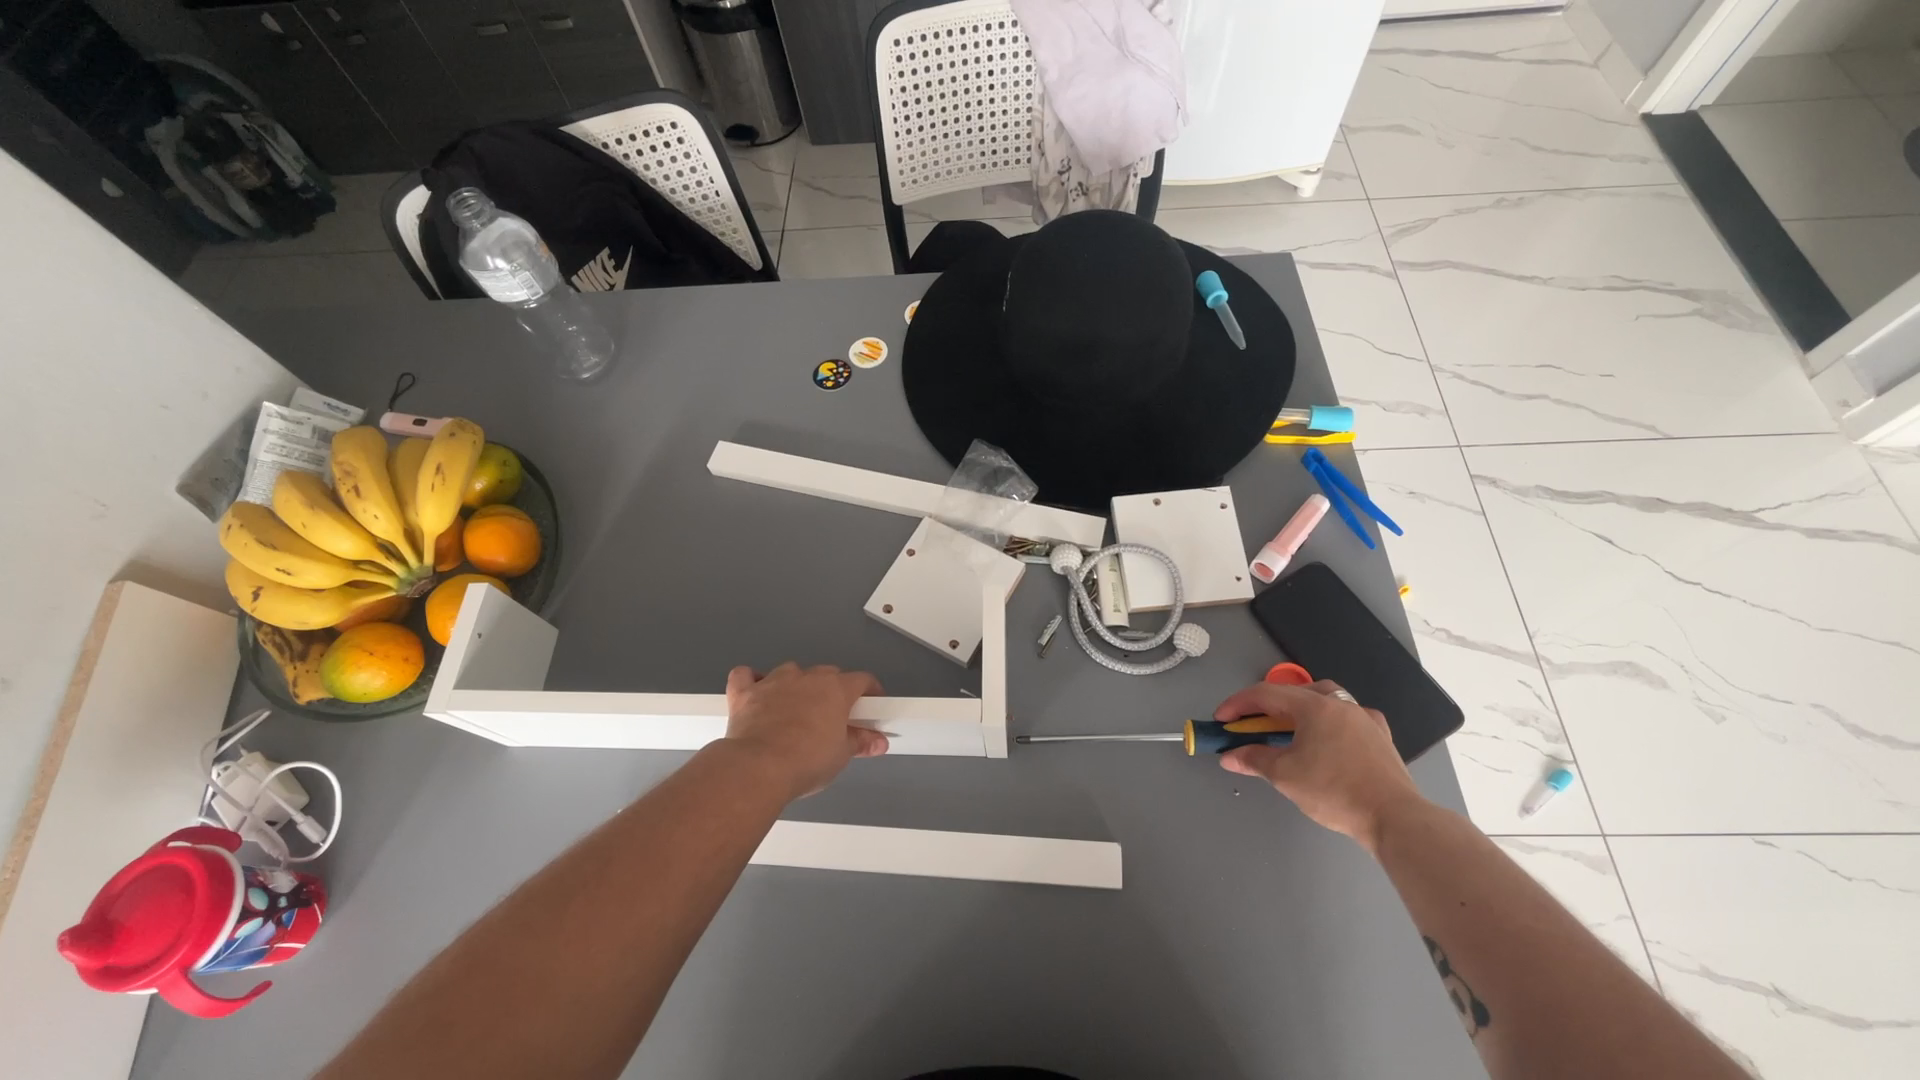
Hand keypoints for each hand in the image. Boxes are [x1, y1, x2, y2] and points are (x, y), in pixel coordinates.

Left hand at [720, 663, 888, 800]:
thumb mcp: (841, 755)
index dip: (870, 692)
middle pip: (827, 674)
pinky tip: (756, 694)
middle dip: (833, 691)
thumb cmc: (808, 761)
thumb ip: (859, 742)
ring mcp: (773, 681)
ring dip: (796, 685)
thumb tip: (877, 741)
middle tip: (834, 717)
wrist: (759, 768)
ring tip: (796, 710)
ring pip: (790, 672)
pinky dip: (752, 681)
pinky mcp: (744, 692)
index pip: (862, 680)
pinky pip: (746, 675)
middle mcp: (806, 677)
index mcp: (836, 689)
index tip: (871, 707)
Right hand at [1214, 680, 1424, 852]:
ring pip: (1325, 700)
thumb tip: (1229, 756)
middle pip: (1296, 692)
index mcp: (1314, 706)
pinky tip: (1327, 740)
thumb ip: (1254, 759)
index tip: (1221, 720)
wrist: (1394, 817)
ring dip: (1300, 710)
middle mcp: (1340, 704)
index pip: (1266, 694)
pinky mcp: (1381, 737)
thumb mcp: (1285, 776)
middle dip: (1268, 706)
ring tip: (1289, 731)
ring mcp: (1365, 718)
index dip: (1238, 704)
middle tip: (1253, 726)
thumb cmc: (1334, 791)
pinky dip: (1329, 723)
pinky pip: (1348, 718)